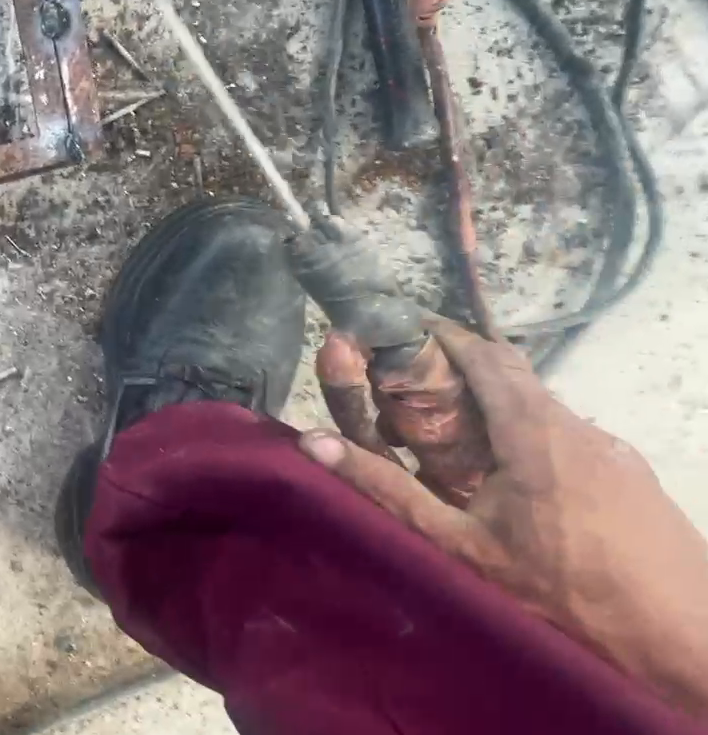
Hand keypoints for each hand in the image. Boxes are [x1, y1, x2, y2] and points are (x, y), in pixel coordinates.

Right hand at [300, 319, 707, 719]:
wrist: (691, 654)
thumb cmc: (563, 593)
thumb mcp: (458, 544)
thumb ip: (385, 487)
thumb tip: (313, 440)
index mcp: (536, 434)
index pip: (486, 356)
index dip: (442, 334)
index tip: (396, 328)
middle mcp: (581, 431)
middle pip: (513, 375)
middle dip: (456, 366)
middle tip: (403, 385)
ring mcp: (616, 454)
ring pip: (540, 406)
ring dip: (490, 404)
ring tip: (443, 435)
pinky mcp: (635, 479)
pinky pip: (566, 435)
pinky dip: (522, 431)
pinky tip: (501, 475)